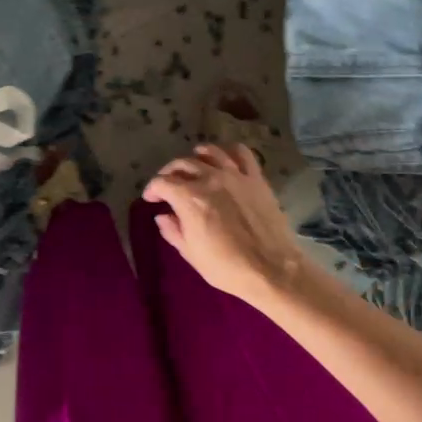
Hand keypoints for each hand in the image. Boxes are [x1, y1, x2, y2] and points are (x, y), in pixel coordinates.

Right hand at [143, 143, 305, 306]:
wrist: (270, 269)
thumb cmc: (225, 267)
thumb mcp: (190, 253)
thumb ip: (173, 230)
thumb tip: (162, 216)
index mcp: (190, 198)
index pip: (162, 182)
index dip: (152, 189)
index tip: (151, 199)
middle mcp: (210, 179)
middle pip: (183, 164)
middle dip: (169, 173)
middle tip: (167, 184)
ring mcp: (236, 176)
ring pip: (210, 152)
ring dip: (196, 157)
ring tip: (193, 165)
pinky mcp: (256, 178)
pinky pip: (241, 153)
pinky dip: (228, 151)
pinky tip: (224, 159)